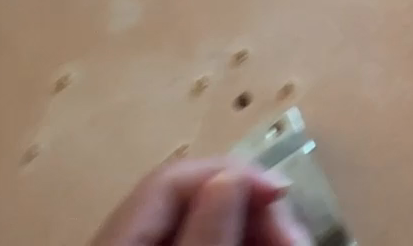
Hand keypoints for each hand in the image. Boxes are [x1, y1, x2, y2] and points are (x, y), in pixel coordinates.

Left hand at [90, 158, 310, 245]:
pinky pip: (207, 243)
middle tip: (297, 240)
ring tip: (293, 244)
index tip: (284, 194)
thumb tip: (234, 173)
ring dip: (258, 230)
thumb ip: (206, 236)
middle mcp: (125, 242)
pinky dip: (244, 245)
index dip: (234, 174)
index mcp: (116, 241)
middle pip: (197, 202)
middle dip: (256, 210)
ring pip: (209, 224)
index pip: (174, 178)